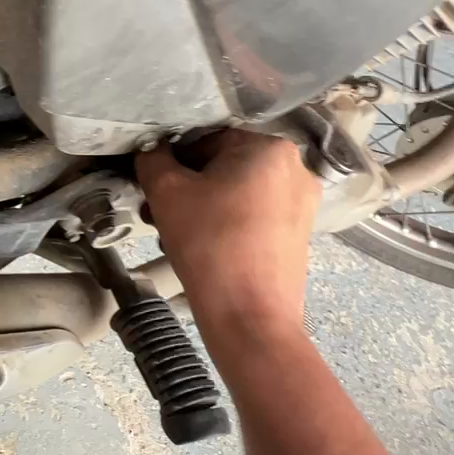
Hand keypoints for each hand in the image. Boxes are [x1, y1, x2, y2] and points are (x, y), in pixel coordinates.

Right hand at [136, 129, 320, 344]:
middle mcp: (294, 168)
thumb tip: (152, 151)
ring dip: (199, 206)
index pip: (206, 138)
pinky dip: (223, 223)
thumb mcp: (166, 193)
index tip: (151, 186)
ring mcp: (301, 203)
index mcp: (268, 148)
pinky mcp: (297, 233)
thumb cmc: (208, 245)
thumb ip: (153, 159)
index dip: (171, 161)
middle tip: (155, 210)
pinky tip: (198, 246)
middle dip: (185, 186)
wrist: (249, 316)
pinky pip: (252, 215)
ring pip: (235, 192)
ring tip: (170, 232)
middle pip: (222, 165)